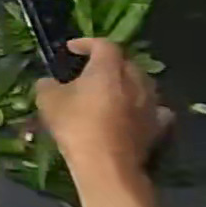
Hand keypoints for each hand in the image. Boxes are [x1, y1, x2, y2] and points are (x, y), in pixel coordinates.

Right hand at [35, 38, 171, 192]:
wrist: (105, 163)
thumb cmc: (75, 124)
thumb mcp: (47, 100)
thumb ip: (48, 84)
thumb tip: (49, 82)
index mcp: (108, 69)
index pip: (104, 45)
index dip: (87, 43)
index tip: (71, 48)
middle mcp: (135, 81)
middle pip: (126, 62)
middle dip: (108, 62)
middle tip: (89, 70)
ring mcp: (150, 103)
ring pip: (141, 83)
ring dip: (125, 83)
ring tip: (108, 90)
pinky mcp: (158, 125)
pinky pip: (152, 107)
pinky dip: (141, 105)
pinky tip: (131, 111)